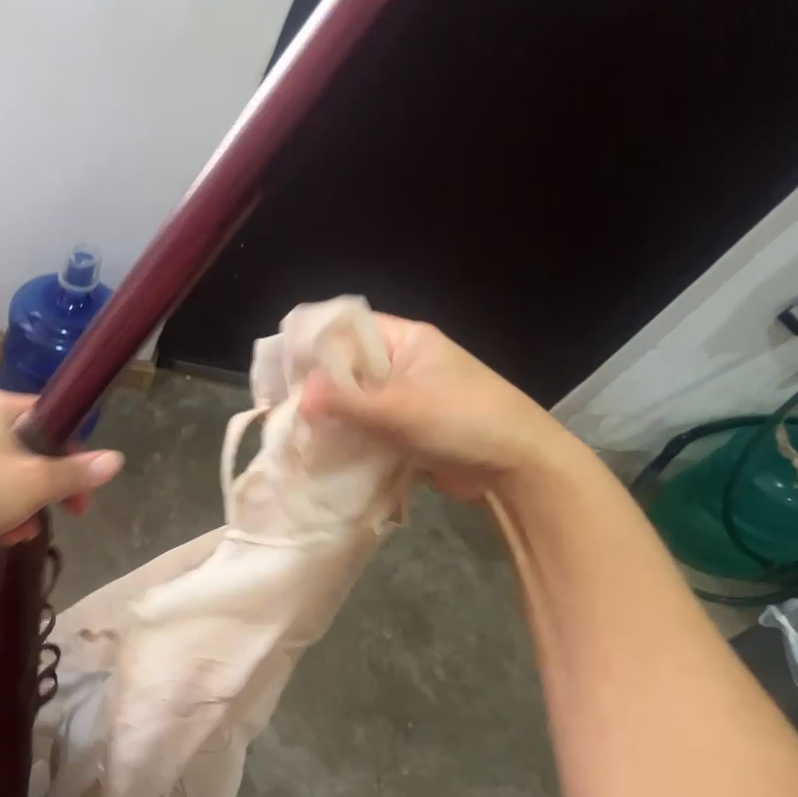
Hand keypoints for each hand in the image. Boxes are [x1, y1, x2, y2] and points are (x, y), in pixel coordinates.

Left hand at [0, 391, 123, 553]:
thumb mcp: (37, 482)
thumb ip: (78, 472)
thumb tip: (116, 460)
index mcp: (0, 408)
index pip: (52, 418)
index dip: (76, 450)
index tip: (88, 482)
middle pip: (36, 450)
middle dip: (55, 485)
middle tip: (75, 512)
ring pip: (16, 476)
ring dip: (30, 504)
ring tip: (29, 528)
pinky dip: (5, 513)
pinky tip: (8, 535)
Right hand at [299, 313, 579, 499]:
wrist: (518, 467)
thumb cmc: (463, 421)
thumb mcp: (398, 409)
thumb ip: (344, 401)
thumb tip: (297, 395)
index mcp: (407, 340)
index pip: (347, 329)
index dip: (313, 344)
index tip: (279, 368)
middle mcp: (404, 362)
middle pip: (346, 365)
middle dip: (315, 386)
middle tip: (279, 405)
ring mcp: (405, 395)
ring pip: (353, 398)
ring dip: (330, 415)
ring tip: (295, 430)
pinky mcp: (406, 426)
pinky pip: (365, 424)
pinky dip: (346, 435)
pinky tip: (321, 447)